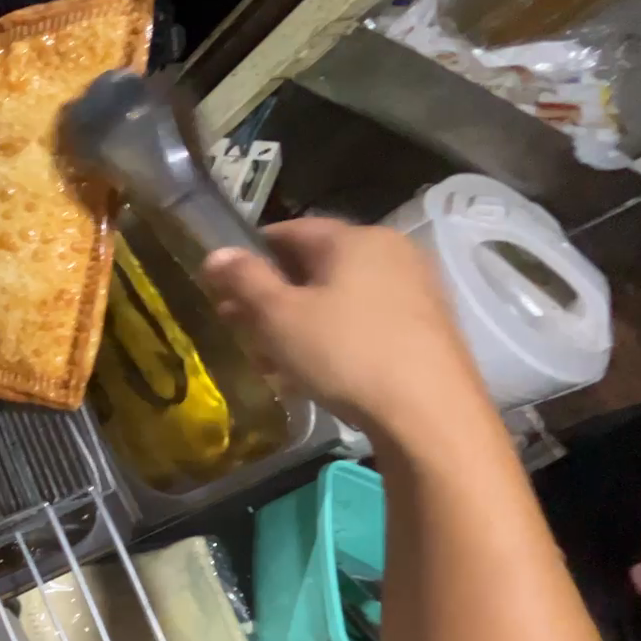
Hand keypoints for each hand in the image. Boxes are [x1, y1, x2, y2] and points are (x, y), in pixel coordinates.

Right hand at [201, 219, 493, 447]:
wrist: (425, 409)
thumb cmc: (341, 352)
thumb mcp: (278, 316)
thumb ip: (244, 280)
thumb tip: (215, 253)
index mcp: (354, 239)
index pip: (288, 231)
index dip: (248, 255)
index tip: (219, 285)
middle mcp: (390, 250)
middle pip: (313, 264)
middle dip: (269, 293)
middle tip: (236, 323)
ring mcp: (411, 286)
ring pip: (334, 293)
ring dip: (294, 317)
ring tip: (267, 353)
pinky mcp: (421, 321)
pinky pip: (359, 316)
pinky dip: (327, 332)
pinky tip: (309, 365)